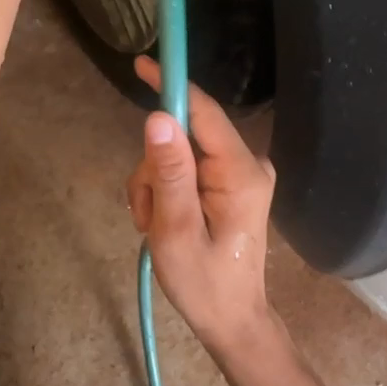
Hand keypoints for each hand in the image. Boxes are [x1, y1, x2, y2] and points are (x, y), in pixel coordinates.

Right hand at [126, 55, 278, 355]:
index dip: (171, 85)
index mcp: (240, 172)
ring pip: (175, 153)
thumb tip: (157, 117)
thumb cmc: (204, 284)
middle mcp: (245, 163)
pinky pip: (183, 167)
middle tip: (145, 212)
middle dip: (153, 168)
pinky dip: (163, 190)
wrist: (230, 321)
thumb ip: (168, 172)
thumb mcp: (175, 230)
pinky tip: (162, 221)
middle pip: (182, 134)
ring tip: (154, 225)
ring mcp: (238, 173)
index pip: (202, 111)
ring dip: (154, 184)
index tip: (140, 64)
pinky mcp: (228, 182)